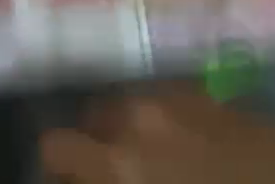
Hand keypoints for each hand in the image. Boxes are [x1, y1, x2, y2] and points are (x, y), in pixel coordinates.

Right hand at [41, 88, 274, 183]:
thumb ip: (114, 175)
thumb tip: (100, 168)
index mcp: (120, 160)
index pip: (56, 146)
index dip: (57, 165)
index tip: (65, 176)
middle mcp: (142, 116)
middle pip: (94, 115)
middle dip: (93, 141)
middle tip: (108, 169)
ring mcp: (183, 100)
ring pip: (133, 100)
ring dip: (130, 125)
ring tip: (148, 155)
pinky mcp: (218, 98)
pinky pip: (172, 98)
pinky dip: (166, 116)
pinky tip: (184, 141)